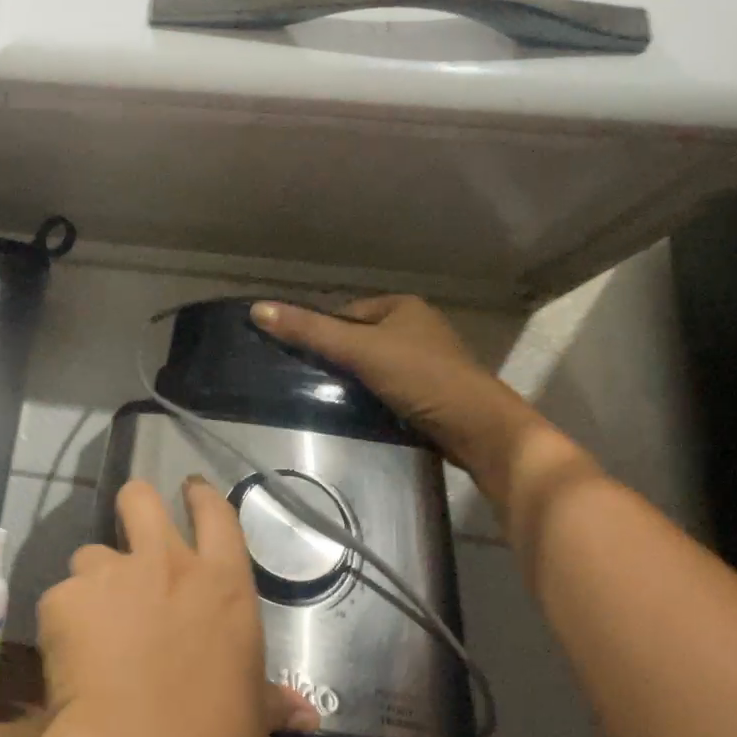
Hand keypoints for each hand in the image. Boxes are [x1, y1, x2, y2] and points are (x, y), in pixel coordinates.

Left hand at [28, 479, 318, 736]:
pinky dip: (64, 622)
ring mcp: (111, 575)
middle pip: (141, 498)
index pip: (216, 514)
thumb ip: (268, 701)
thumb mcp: (252, 721)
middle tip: (132, 529)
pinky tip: (70, 660)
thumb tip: (305, 714)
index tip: (192, 490)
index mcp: (222, 585)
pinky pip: (61, 599)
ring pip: (90, 552)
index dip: (201, 496)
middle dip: (135, 504)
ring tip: (94, 624)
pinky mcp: (64, 598)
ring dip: (94, 580)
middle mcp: (166, 563)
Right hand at [250, 296, 556, 497]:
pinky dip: (373, 399)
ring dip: (354, 382)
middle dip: (337, 359)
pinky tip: (361, 415)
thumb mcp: (359, 350)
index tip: (301, 359)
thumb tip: (257, 309)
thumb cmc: (421, 377)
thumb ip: (309, 331)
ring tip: (332, 401)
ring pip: (373, 366)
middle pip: (358, 339)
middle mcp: (417, 327)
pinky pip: (389, 389)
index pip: (345, 313)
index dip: (321, 333)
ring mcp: (427, 362)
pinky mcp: (431, 393)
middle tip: (312, 383)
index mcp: (402, 306)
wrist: (480, 430)